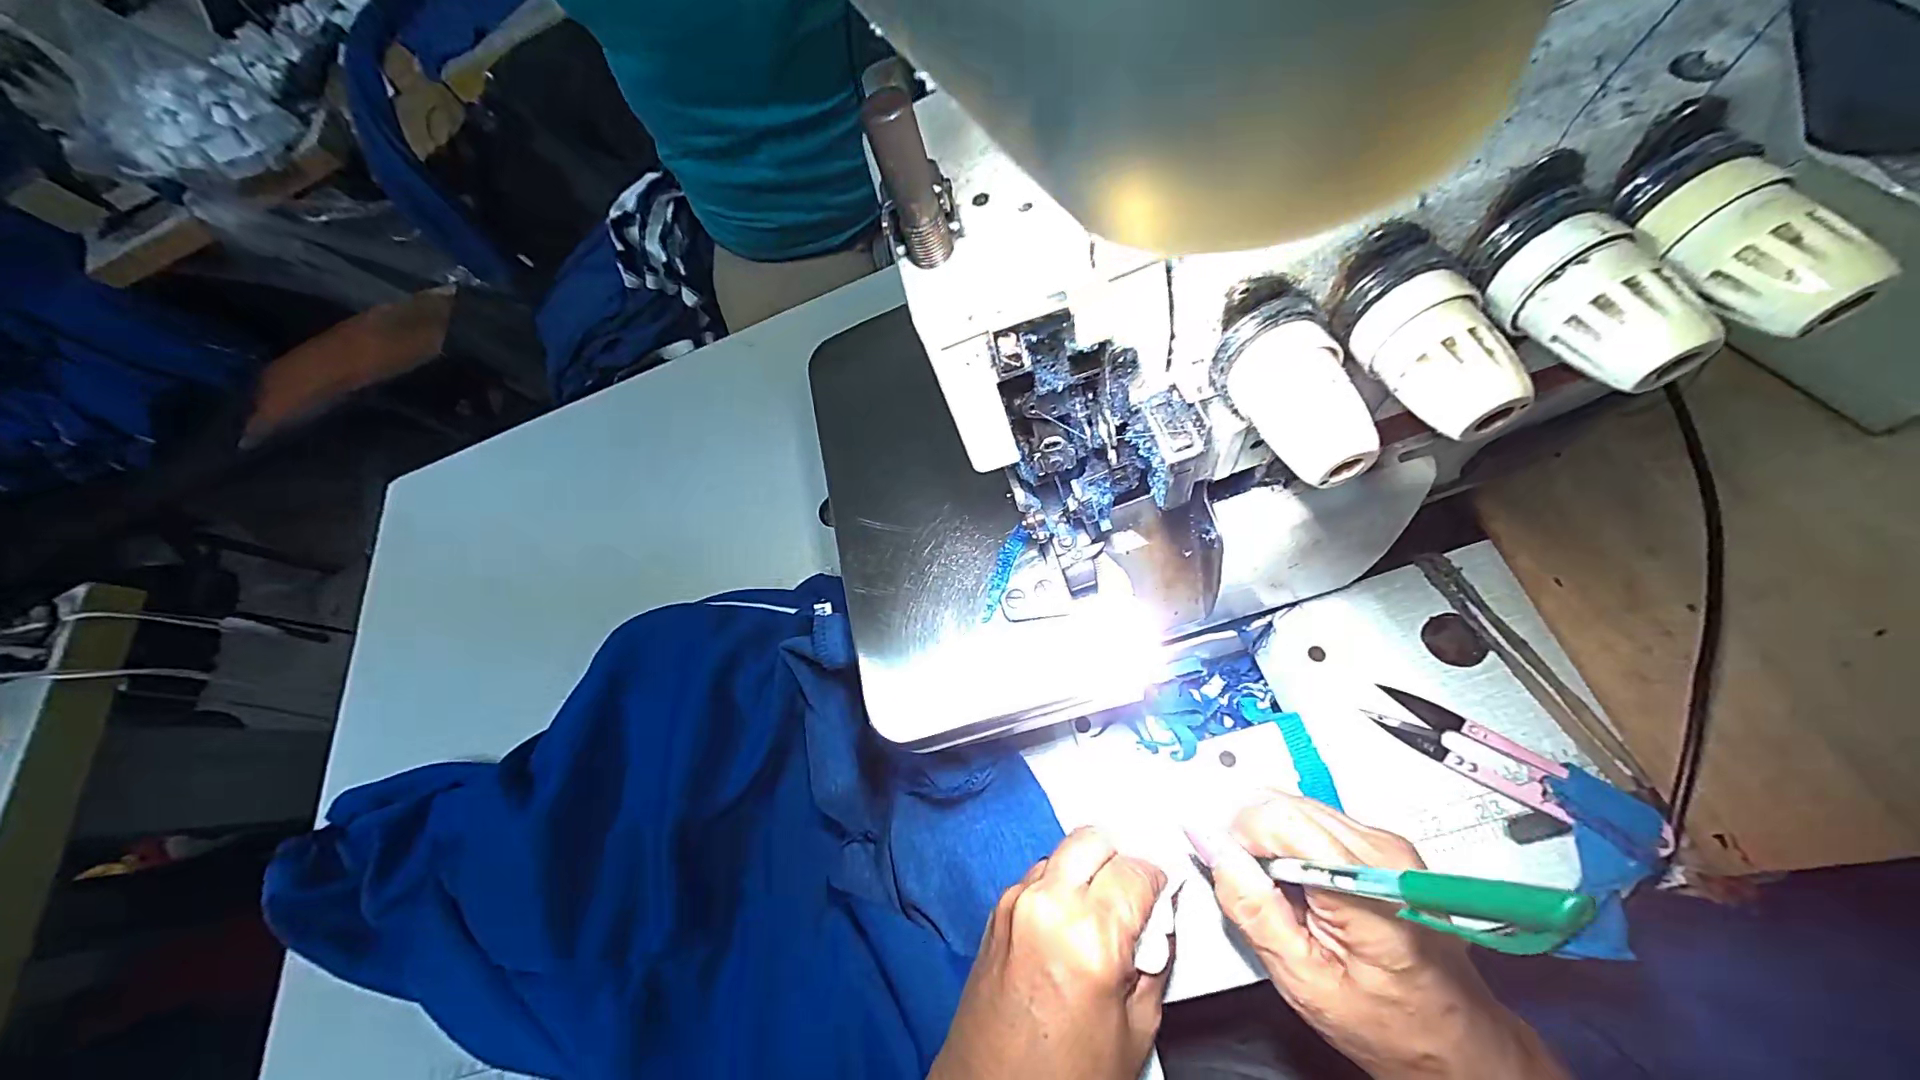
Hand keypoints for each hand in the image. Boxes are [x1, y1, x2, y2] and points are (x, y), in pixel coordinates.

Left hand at [930, 827, 1170, 1079]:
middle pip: (1093, 839)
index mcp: (1089, 935)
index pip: (1136, 869)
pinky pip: (1038, 875)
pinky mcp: (996, 909)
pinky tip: (1067, 926)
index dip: (1156, 883)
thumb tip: (1159, 920)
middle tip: (1130, 900)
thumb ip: (1154, 961)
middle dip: (1118, 862)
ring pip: (1064, 852)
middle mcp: (1047, 904)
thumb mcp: (1135, 1030)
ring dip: (1085, 873)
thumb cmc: (1060, 1077)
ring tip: (1096, 917)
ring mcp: (1015, 901)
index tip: (1161, 897)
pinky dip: (1057, 887)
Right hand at [1188, 795, 1568, 1079]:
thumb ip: (1250, 905)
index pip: (1276, 816)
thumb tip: (1209, 843)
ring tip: (1291, 898)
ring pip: (1293, 807)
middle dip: (1255, 842)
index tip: (1239, 877)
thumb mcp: (1301, 979)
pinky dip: (1294, 848)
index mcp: (1366, 887)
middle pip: (1282, 805)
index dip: (1241, 840)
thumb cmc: (1389, 1025)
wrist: (1453, 1043)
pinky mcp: (1383, 843)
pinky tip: (1308, 890)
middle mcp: (1383, 852)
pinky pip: (1313, 820)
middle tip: (1267, 895)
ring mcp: (1386, 843)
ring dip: (1274, 846)